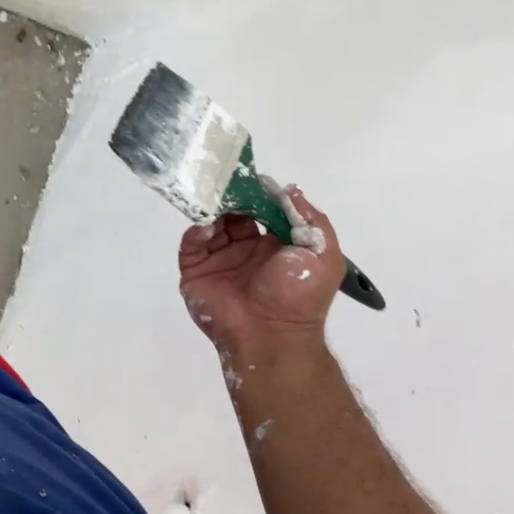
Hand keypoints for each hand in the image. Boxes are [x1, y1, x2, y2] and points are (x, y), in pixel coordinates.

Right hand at [178, 189, 344, 359]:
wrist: (269, 333)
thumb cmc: (298, 294)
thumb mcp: (323, 254)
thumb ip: (311, 220)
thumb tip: (289, 190)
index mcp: (275, 246)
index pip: (264, 212)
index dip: (259, 196)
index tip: (252, 180)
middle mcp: (246, 251)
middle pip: (234, 215)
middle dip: (231, 200)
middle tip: (227, 186)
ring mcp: (219, 260)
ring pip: (210, 227)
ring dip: (212, 212)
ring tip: (214, 204)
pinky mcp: (195, 271)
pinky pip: (191, 246)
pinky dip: (195, 232)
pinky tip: (205, 227)